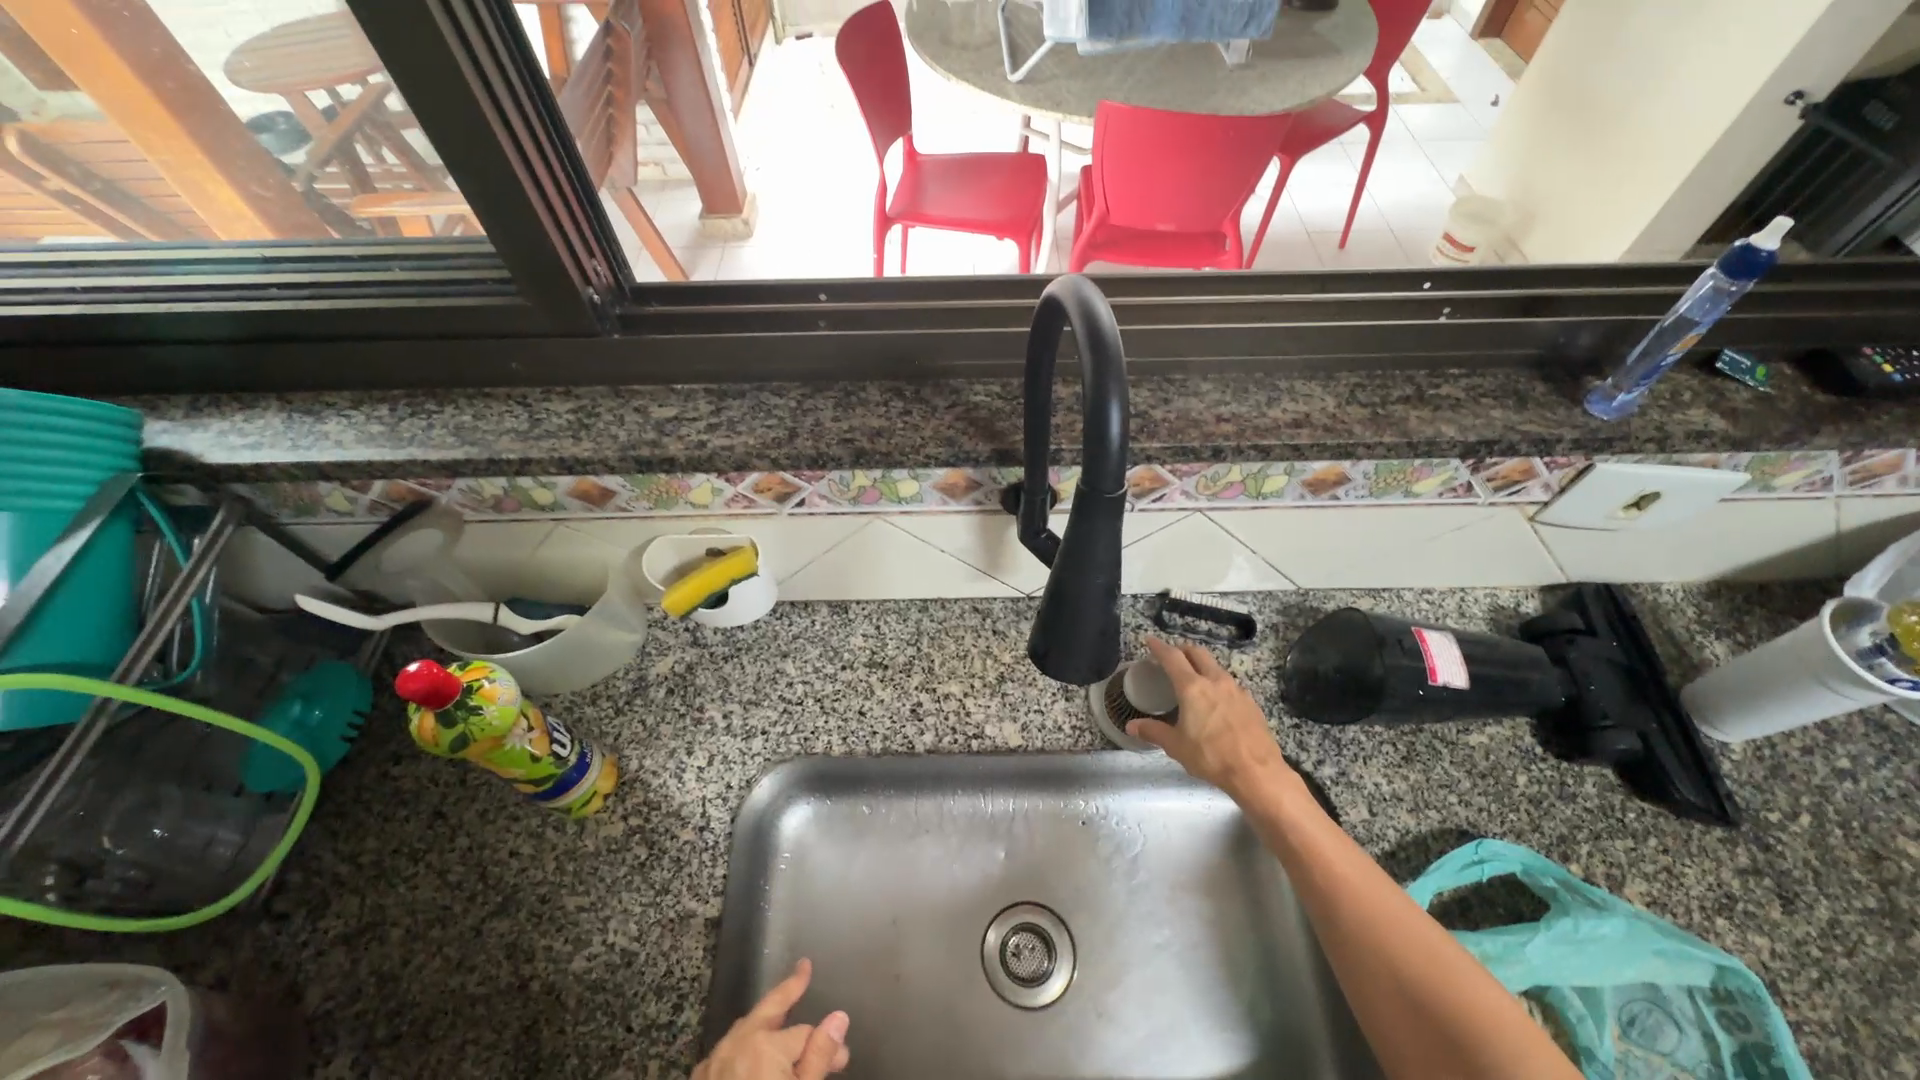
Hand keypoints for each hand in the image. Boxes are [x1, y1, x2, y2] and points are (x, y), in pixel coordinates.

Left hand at [693, 958, 849, 1079]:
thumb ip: (819, 1055)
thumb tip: (838, 1017)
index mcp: (765, 1045)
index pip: (807, 1034)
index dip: (827, 1044)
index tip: (842, 1061)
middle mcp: (736, 1044)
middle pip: (769, 1009)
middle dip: (788, 988)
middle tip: (803, 969)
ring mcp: (714, 1062)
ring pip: (744, 1028)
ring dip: (765, 1019)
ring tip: (781, 1010)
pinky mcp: (700, 1079)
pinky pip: (725, 1050)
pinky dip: (741, 1042)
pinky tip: (747, 1047)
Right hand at [1128, 638, 1293, 802]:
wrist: (1256, 771)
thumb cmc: (1211, 756)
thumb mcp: (1176, 746)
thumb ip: (1153, 732)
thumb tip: (1131, 726)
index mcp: (1192, 688)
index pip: (1172, 657)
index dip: (1159, 647)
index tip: (1150, 640)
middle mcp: (1216, 681)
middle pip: (1198, 653)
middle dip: (1183, 649)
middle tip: (1172, 655)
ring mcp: (1237, 690)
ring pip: (1216, 667)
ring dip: (1202, 665)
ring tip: (1193, 678)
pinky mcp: (1251, 702)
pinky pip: (1230, 684)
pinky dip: (1218, 683)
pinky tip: (1216, 701)